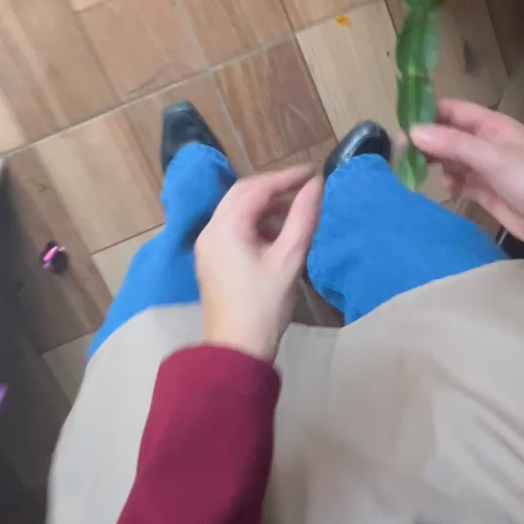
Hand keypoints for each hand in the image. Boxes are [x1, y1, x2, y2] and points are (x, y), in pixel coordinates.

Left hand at [195, 165, 323, 361]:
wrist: (237, 350)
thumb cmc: (265, 305)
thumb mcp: (290, 258)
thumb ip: (303, 217)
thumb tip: (317, 185)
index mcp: (226, 226)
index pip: (258, 188)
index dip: (288, 177)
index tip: (314, 173)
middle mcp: (210, 228)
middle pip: (243, 192)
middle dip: (274, 187)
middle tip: (304, 187)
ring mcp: (207, 243)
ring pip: (237, 208)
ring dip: (265, 205)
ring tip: (295, 214)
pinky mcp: (211, 257)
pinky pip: (233, 225)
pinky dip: (255, 221)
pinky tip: (277, 234)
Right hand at [410, 99, 523, 273]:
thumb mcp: (493, 158)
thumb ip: (453, 144)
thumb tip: (413, 131)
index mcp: (494, 125)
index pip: (453, 110)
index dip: (428, 113)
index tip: (401, 125)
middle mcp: (488, 143)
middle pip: (448, 134)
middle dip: (426, 141)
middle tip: (401, 154)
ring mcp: (487, 168)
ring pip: (451, 159)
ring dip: (436, 163)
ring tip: (418, 173)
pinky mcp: (487, 192)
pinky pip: (460, 182)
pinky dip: (450, 184)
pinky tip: (447, 190)